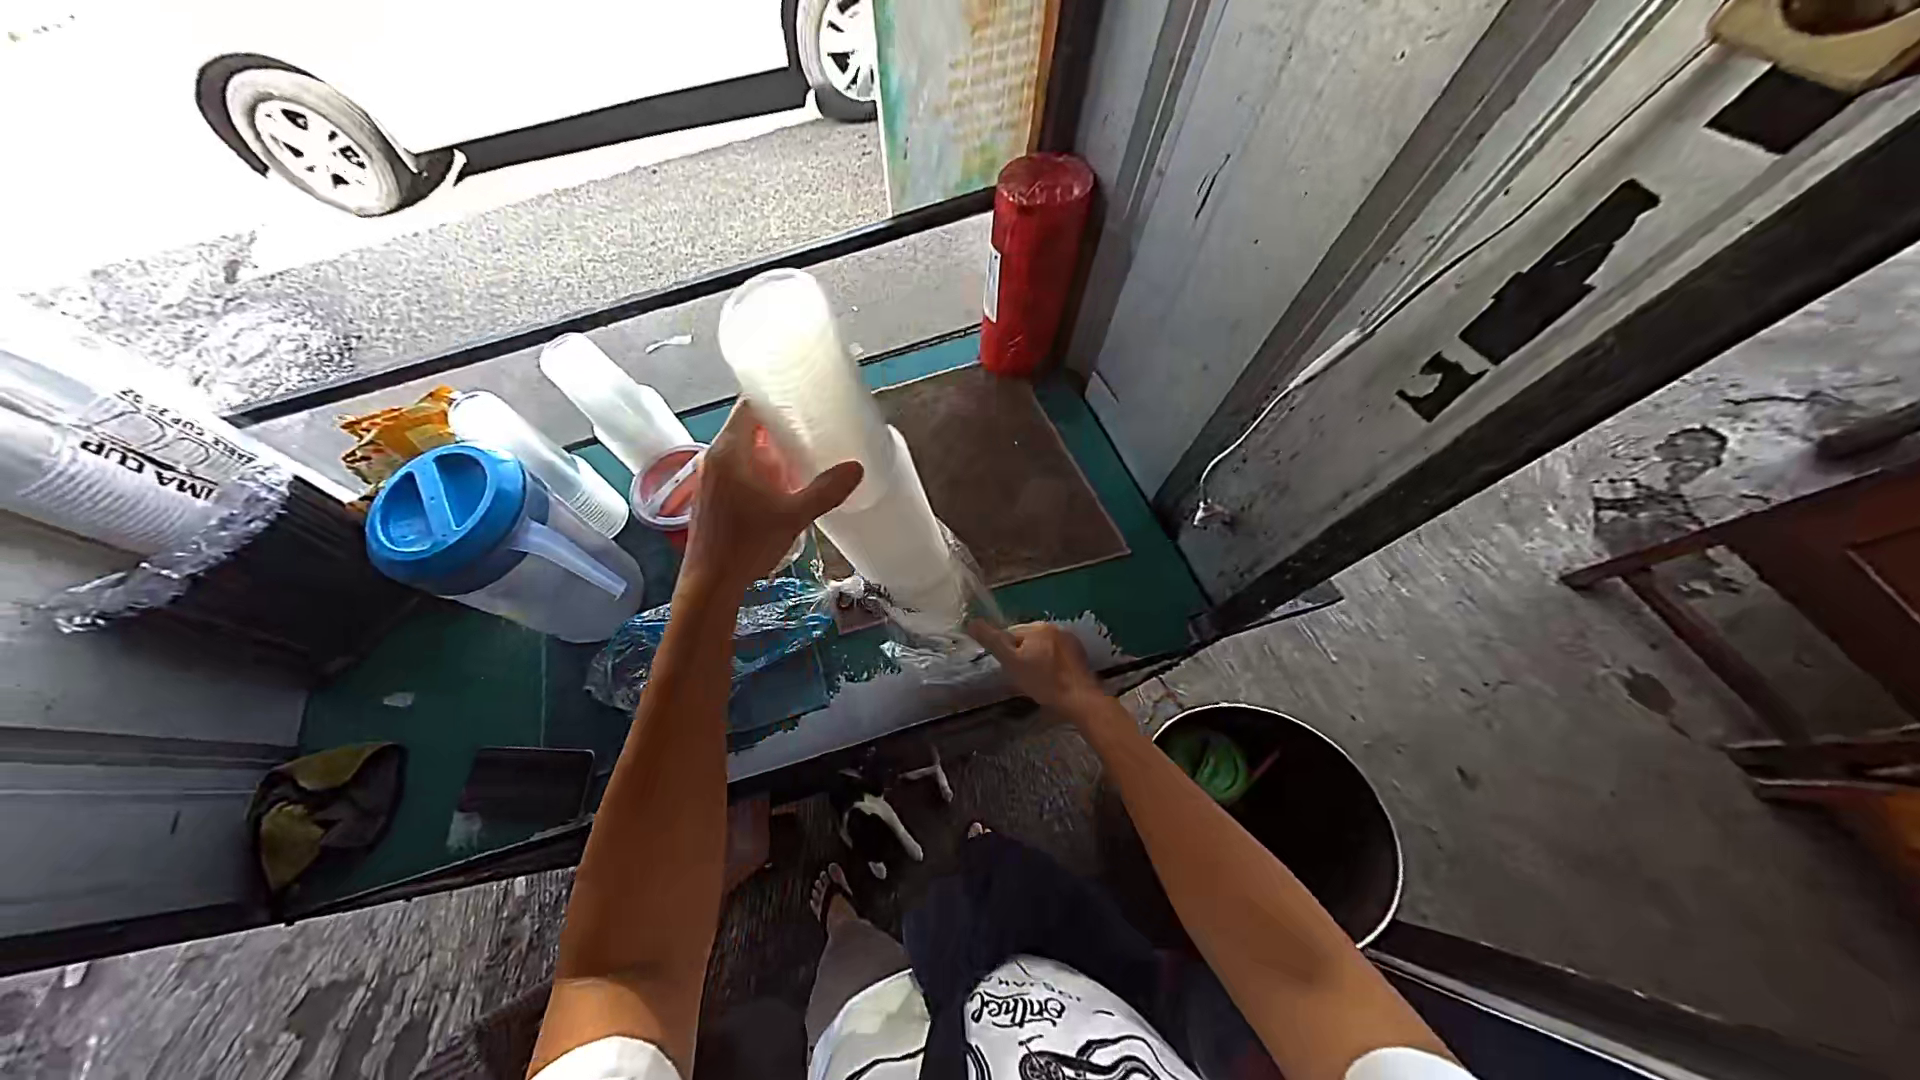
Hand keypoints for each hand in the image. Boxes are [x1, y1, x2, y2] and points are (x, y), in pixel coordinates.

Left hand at [682, 401, 861, 593]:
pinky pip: (738, 466)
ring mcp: (710, 475)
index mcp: (731, 451)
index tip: (803, 402)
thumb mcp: (794, 516)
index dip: (776, 399)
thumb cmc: (747, 544)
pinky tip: (782, 485)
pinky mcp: (712, 493)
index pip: (750, 405)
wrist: (711, 582)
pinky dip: (759, 467)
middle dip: (779, 427)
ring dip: (770, 449)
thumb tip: (856, 469)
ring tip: (802, 456)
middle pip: (748, 425)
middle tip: (811, 430)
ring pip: (743, 447)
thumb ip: (826, 491)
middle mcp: (715, 456)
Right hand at [968, 620, 1104, 710]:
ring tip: (1039, 681)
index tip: (1011, 670)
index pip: (1011, 634)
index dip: (1007, 653)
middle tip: (1025, 678)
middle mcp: (1055, 627)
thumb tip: (972, 622)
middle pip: (1027, 640)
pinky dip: (1052, 665)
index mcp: (1038, 627)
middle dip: (1022, 656)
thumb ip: (992, 641)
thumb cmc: (1043, 681)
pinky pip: (1057, 655)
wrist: (1079, 699)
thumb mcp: (1012, 662)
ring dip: (1038, 660)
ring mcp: (1070, 640)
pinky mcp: (1080, 654)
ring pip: (1043, 648)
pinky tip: (1053, 680)